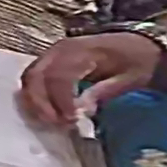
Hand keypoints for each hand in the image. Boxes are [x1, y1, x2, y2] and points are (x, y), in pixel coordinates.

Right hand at [18, 32, 161, 126]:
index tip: (71, 119)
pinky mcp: (47, 61)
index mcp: (81, 50)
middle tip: (57, 123)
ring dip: (34, 102)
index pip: (58, 76)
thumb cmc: (137, 60)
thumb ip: (105, 91)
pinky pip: (31, 79)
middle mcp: (58, 50)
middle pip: (35, 77)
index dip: (60, 100)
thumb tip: (82, 110)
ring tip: (51, 119)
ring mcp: (50, 54)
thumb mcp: (132, 77)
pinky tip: (46, 109)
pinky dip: (34, 96)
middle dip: (41, 104)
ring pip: (29, 79)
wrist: (138, 43)